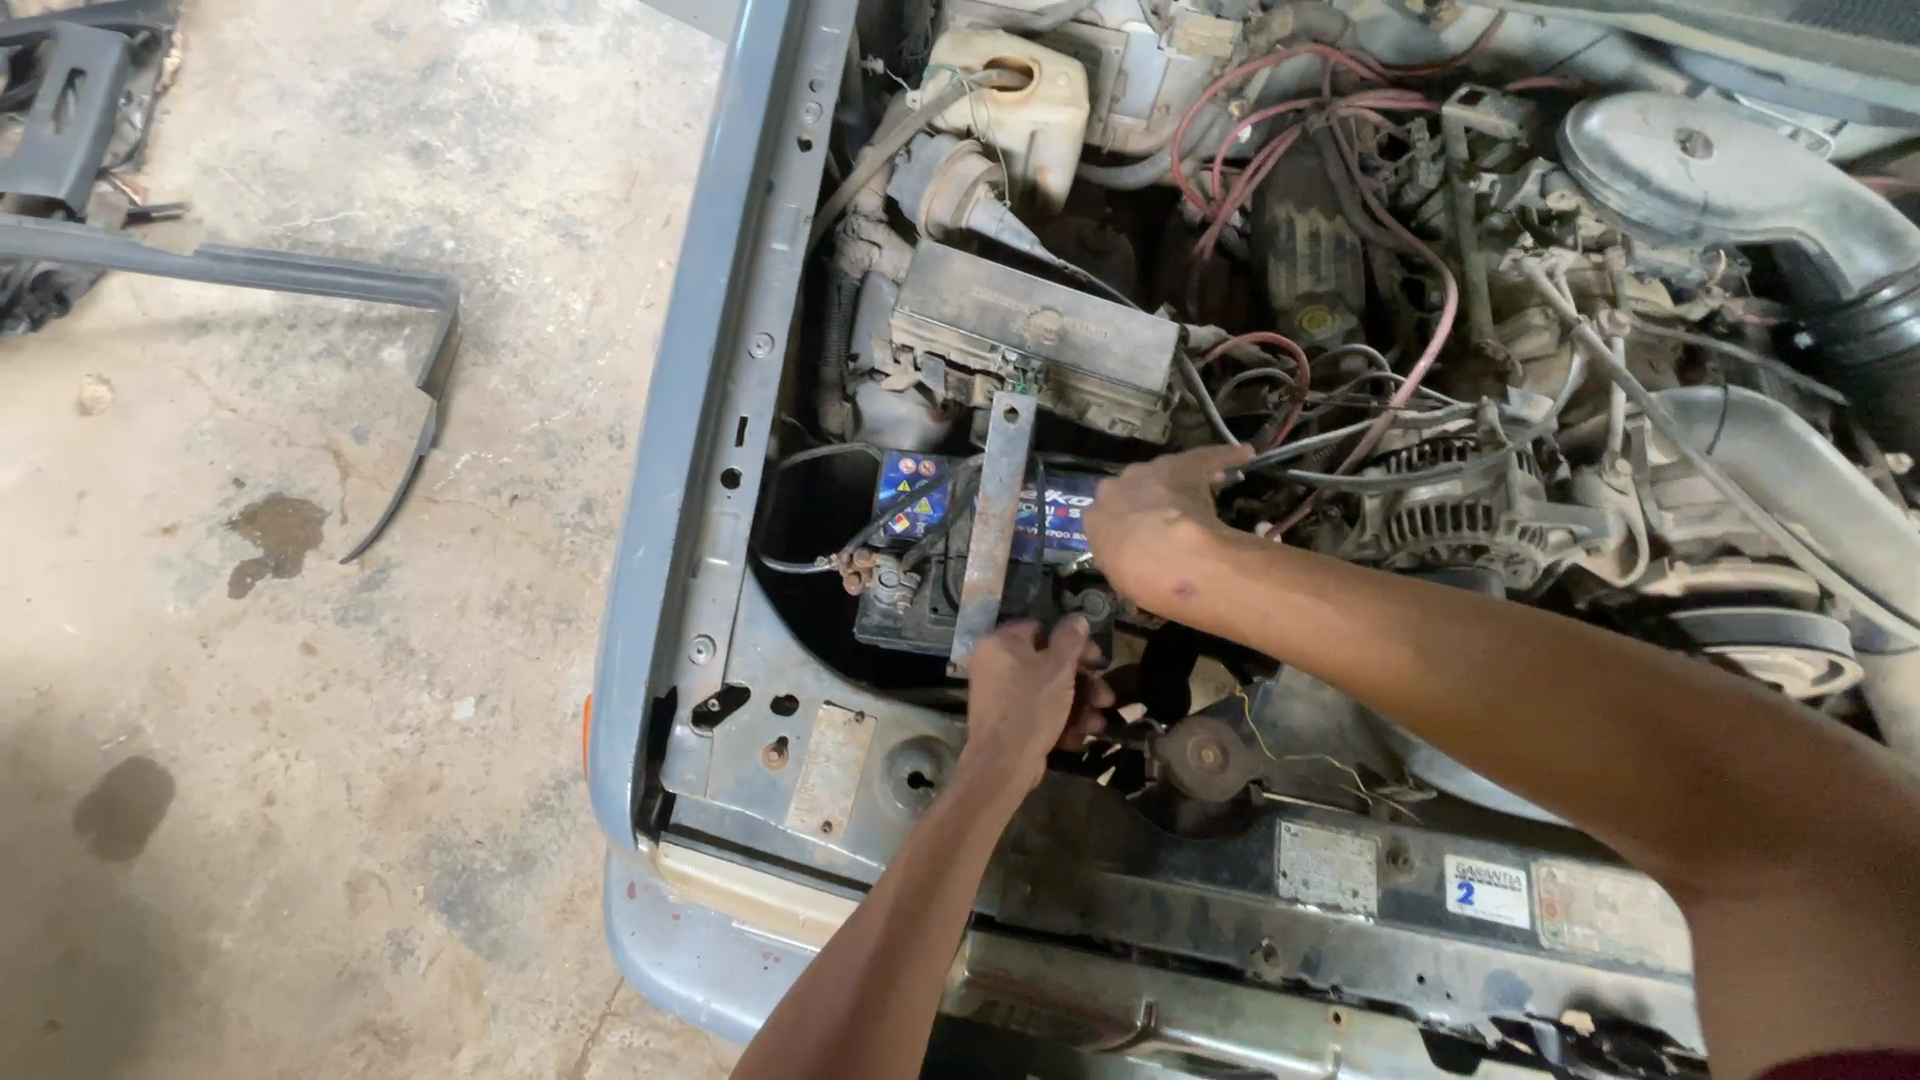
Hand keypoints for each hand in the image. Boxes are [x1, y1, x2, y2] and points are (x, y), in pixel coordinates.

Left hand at [961, 617, 1113, 793]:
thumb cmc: (1031, 705)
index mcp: (1000, 643)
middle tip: (1105, 693)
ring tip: (1100, 717)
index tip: (1095, 658)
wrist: (1004, 762)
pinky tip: (1085, 732)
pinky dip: (1061, 719)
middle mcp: (994, 665)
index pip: (1039, 629)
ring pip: (1047, 691)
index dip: (1071, 641)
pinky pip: (1038, 711)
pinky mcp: (1007, 721)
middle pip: (1047, 663)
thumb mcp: (1058, 667)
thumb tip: (1077, 618)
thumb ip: (1070, 639)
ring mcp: (1000, 696)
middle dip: (1082, 679)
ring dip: (1078, 703)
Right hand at [1084, 443, 1249, 608]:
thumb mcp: (1119, 579)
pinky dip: (1224, 457)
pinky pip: (1205, 458)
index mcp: (1096, 517)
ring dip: (1180, 479)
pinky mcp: (1185, 464)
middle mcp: (1118, 488)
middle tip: (1168, 513)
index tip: (1139, 534)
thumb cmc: (1134, 574)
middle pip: (1133, 486)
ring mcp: (1150, 472)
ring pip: (1166, 471)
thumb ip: (1124, 568)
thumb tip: (1137, 574)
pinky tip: (1243, 456)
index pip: (1105, 515)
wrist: (1160, 552)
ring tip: (1208, 485)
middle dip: (1148, 497)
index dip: (1125, 524)